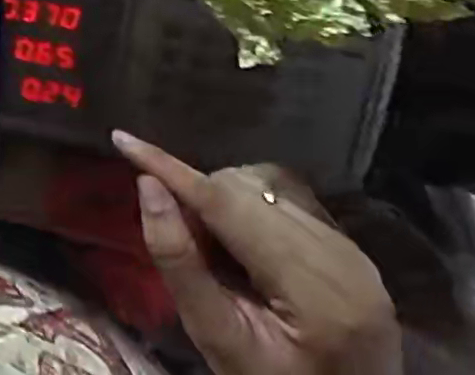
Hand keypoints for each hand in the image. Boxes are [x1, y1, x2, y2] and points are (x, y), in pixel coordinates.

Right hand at [115, 132, 401, 374]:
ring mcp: (353, 251)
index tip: (121, 139)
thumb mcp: (213, 335)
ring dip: (218, 201)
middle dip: (196, 198)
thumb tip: (146, 184)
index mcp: (317, 291)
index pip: (227, 206)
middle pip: (242, 190)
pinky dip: (243, 208)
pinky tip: (243, 247)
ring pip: (257, 186)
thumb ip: (178, 261)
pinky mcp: (349, 247)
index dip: (170, 168)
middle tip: (185, 242)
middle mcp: (344, 259)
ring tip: (215, 251)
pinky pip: (277, 198)